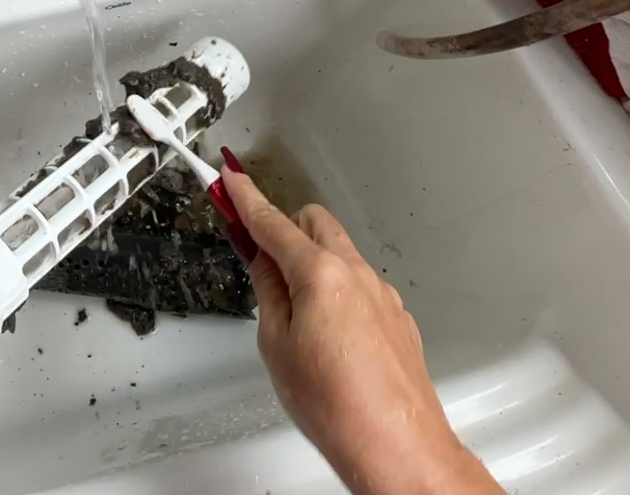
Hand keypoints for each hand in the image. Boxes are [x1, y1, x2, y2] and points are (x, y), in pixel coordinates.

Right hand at [223, 169, 502, 494]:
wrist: (399, 451)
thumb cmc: (335, 405)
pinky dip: (336, 289)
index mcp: (319, 273)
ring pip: (338, 252)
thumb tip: (262, 259)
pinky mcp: (396, 316)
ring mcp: (381, 292)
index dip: (245, 198)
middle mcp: (355, 272)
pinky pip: (358, 283)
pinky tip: (330, 336)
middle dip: (286, 228)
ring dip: (312, 262)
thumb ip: (268, 290)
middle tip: (263, 259)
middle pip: (313, 222)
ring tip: (297, 316)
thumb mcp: (276, 344)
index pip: (272, 222)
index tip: (230, 178)